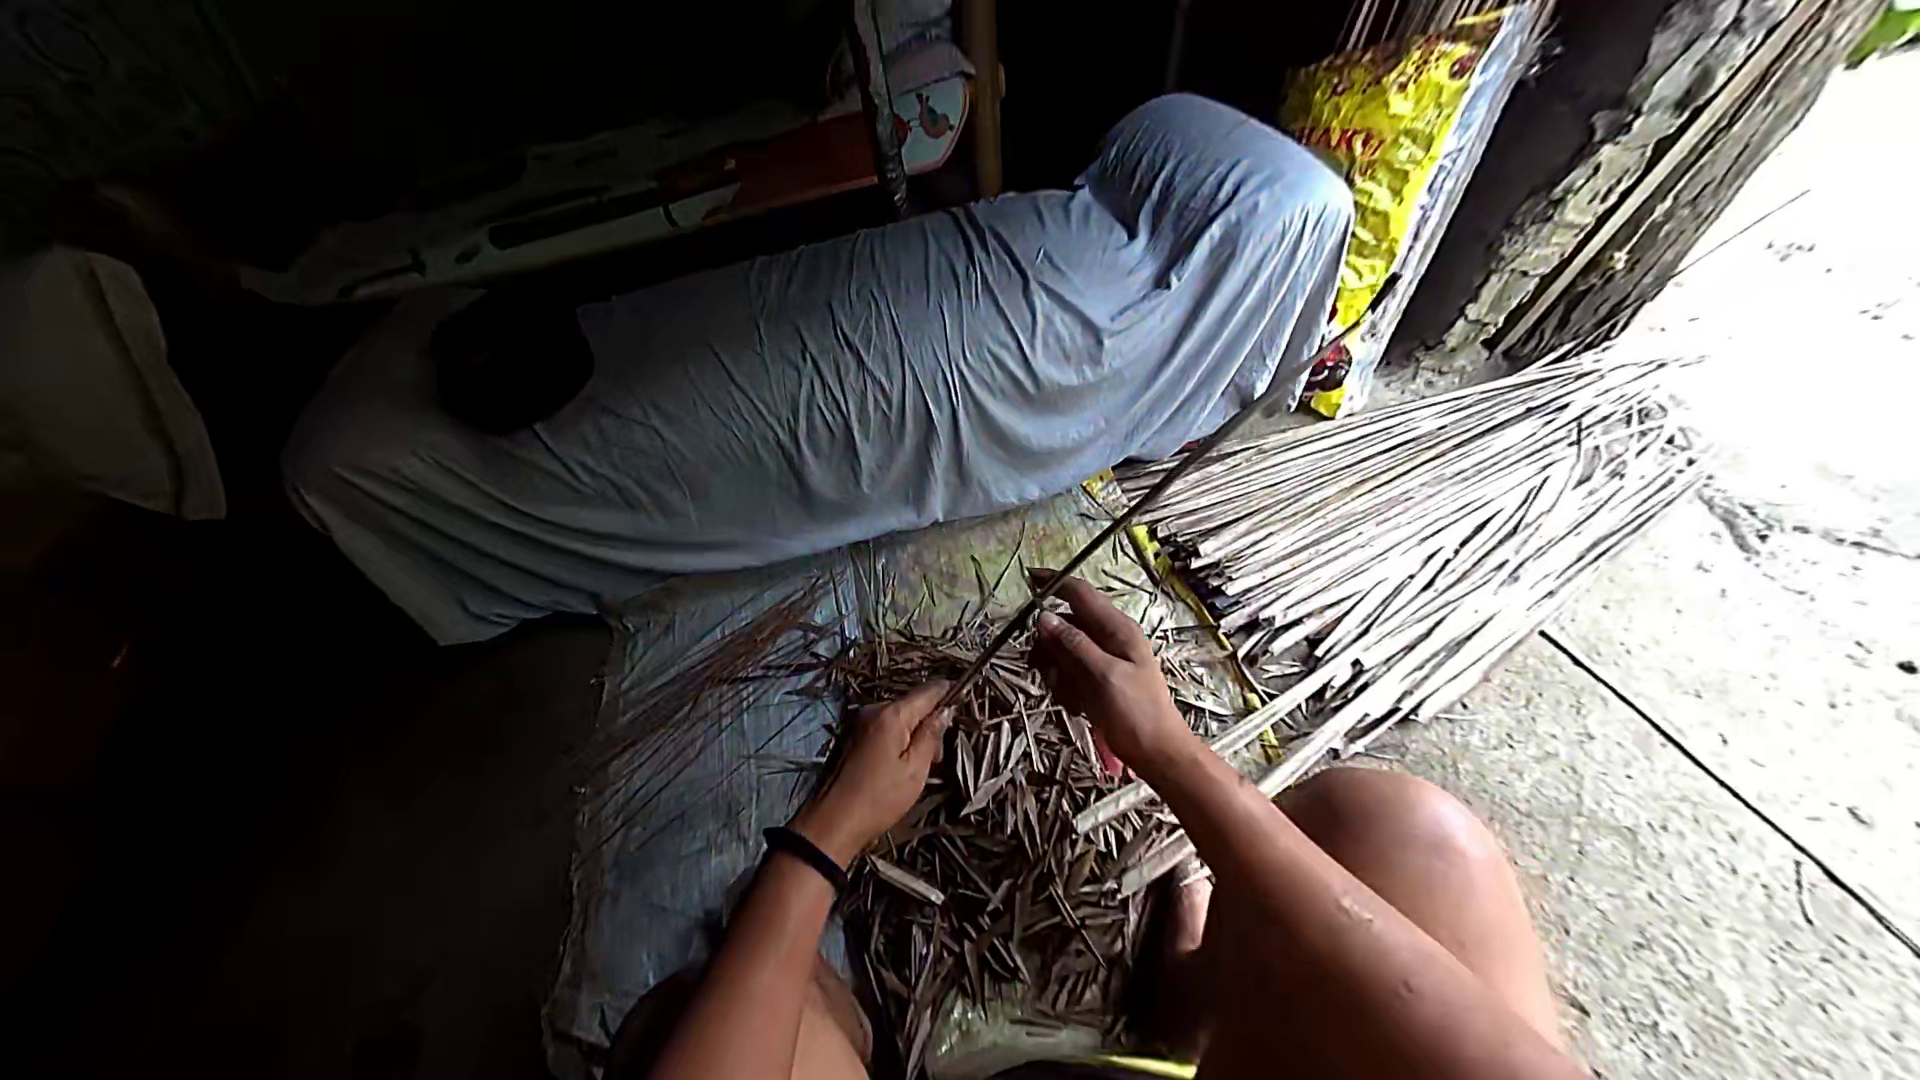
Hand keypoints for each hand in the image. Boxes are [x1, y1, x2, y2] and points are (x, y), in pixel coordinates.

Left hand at [790, 681, 951, 866]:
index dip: (947, 693)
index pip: (927, 691)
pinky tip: (897, 765)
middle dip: (929, 722)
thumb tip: (945, 709)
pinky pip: (882, 728)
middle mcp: (873, 710)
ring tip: (918, 766)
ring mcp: (858, 722)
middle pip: (911, 705)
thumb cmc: (879, 798)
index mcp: (891, 714)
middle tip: (937, 757)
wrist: (832, 822)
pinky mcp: (850, 736)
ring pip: (897, 718)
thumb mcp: (915, 769)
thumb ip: (931, 735)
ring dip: (912, 733)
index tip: (962, 698)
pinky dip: (895, 739)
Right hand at [1029, 574, 1193, 776]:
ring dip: (1057, 669)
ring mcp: (1103, 658)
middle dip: (1049, 645)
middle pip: (1065, 624)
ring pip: (1063, 649)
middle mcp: (1109, 637)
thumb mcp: (1103, 676)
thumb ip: (1074, 644)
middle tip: (1040, 667)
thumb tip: (1043, 617)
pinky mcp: (1097, 677)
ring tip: (1068, 694)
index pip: (1080, 593)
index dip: (1054, 582)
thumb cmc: (1136, 713)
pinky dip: (1065, 684)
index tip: (1027, 579)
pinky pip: (1069, 670)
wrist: (1158, 753)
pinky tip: (1076, 703)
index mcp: (1117, 629)